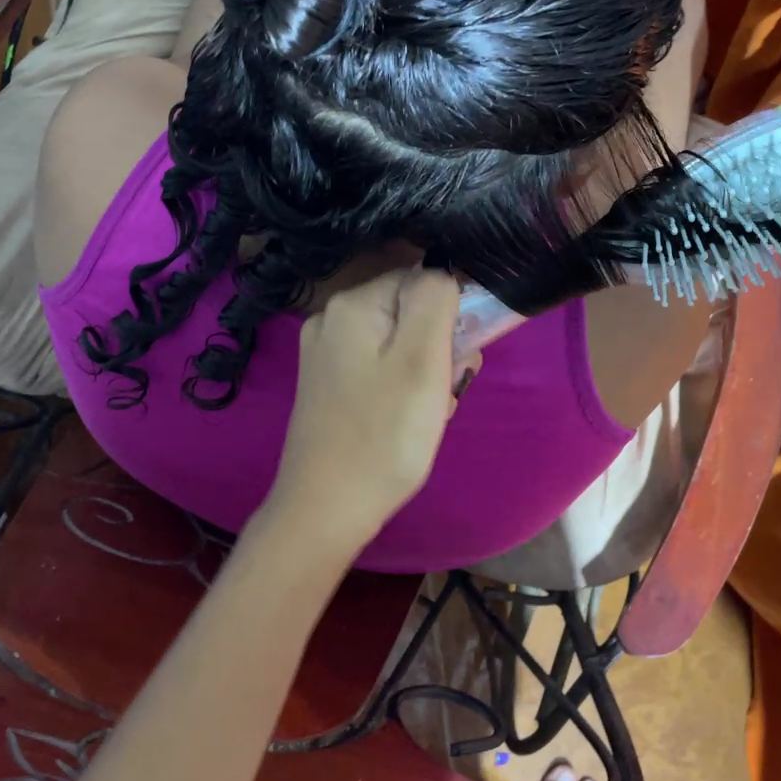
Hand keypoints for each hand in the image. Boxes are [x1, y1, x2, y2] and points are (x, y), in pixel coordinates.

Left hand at [266, 268, 470, 545]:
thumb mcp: (423, 361)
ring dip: (424, 374)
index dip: (450, 316)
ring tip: (426, 414)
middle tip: (443, 393)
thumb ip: (436, 301)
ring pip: (398, 344)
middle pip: (409, 312)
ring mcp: (323, 353)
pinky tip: (404, 422)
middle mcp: (330, 318)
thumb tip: (442, 271)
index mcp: (352, 303)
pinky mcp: (326, 384)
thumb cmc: (383, 436)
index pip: (422, 279)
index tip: (457, 359)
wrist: (326, 509)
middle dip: (438, 348)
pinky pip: (378, 369)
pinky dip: (400, 390)